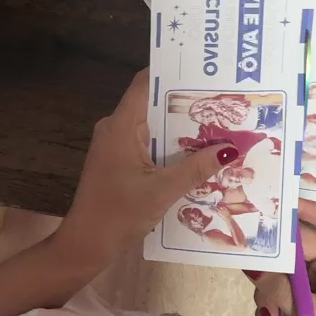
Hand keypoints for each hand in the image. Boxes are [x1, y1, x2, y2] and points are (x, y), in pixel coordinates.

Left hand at [53, 70, 237, 272]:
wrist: (85, 244)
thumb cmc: (118, 214)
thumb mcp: (162, 191)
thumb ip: (197, 168)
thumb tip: (230, 149)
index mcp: (121, 126)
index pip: (146, 83)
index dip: (173, 72)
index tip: (204, 71)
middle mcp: (116, 128)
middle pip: (153, 103)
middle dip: (186, 103)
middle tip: (223, 100)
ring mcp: (116, 145)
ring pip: (153, 126)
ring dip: (181, 128)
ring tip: (218, 125)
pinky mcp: (119, 161)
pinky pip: (149, 143)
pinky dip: (171, 146)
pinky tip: (198, 153)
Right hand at [254, 201, 315, 315]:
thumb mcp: (310, 315)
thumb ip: (279, 286)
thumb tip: (254, 267)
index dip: (307, 207)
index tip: (276, 200)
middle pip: (301, 244)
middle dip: (277, 252)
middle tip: (246, 248)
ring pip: (286, 266)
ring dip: (271, 282)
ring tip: (265, 305)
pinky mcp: (304, 303)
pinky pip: (281, 286)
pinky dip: (270, 296)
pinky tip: (265, 315)